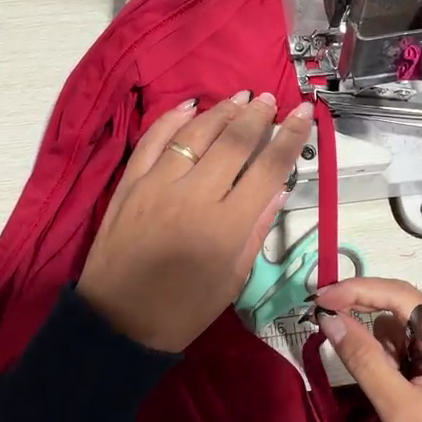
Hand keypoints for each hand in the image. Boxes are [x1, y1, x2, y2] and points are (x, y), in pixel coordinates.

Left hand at [78, 92, 312, 352]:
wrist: (117, 324)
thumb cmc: (182, 311)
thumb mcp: (232, 281)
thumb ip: (256, 231)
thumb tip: (278, 189)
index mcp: (226, 226)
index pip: (268, 169)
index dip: (290, 138)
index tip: (304, 114)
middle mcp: (194, 196)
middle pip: (233, 142)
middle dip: (256, 116)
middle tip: (269, 100)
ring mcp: (157, 185)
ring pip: (195, 133)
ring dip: (221, 111)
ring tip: (240, 98)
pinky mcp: (129, 183)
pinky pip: (153, 140)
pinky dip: (171, 119)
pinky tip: (190, 106)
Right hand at [315, 278, 421, 421]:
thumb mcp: (400, 412)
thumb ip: (365, 360)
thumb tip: (329, 318)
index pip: (404, 296)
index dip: (360, 290)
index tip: (322, 297)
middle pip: (402, 308)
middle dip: (367, 320)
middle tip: (329, 328)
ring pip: (402, 327)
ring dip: (381, 347)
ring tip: (387, 390)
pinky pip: (409, 346)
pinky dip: (391, 359)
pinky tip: (394, 389)